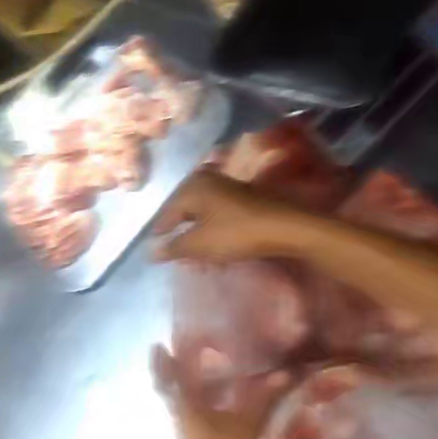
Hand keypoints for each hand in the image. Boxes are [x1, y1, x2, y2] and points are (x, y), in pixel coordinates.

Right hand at [152, 170, 316, 262]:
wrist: (286, 226)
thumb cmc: (237, 233)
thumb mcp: (200, 244)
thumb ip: (174, 247)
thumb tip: (151, 250)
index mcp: (192, 188)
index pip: (167, 212)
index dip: (161, 232)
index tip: (154, 249)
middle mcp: (207, 181)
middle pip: (185, 211)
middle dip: (181, 234)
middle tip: (177, 256)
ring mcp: (227, 187)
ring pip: (203, 214)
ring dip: (198, 236)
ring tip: (198, 258)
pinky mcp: (244, 197)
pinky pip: (219, 215)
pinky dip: (214, 231)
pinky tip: (217, 248)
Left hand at [153, 345, 289, 438]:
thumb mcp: (246, 426)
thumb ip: (263, 398)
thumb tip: (284, 373)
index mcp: (185, 408)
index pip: (169, 379)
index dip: (163, 362)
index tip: (158, 344)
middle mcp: (180, 417)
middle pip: (168, 390)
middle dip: (168, 373)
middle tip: (173, 354)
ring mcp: (186, 433)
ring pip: (178, 404)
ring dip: (182, 387)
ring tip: (194, 371)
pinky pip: (189, 415)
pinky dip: (195, 402)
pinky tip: (211, 401)